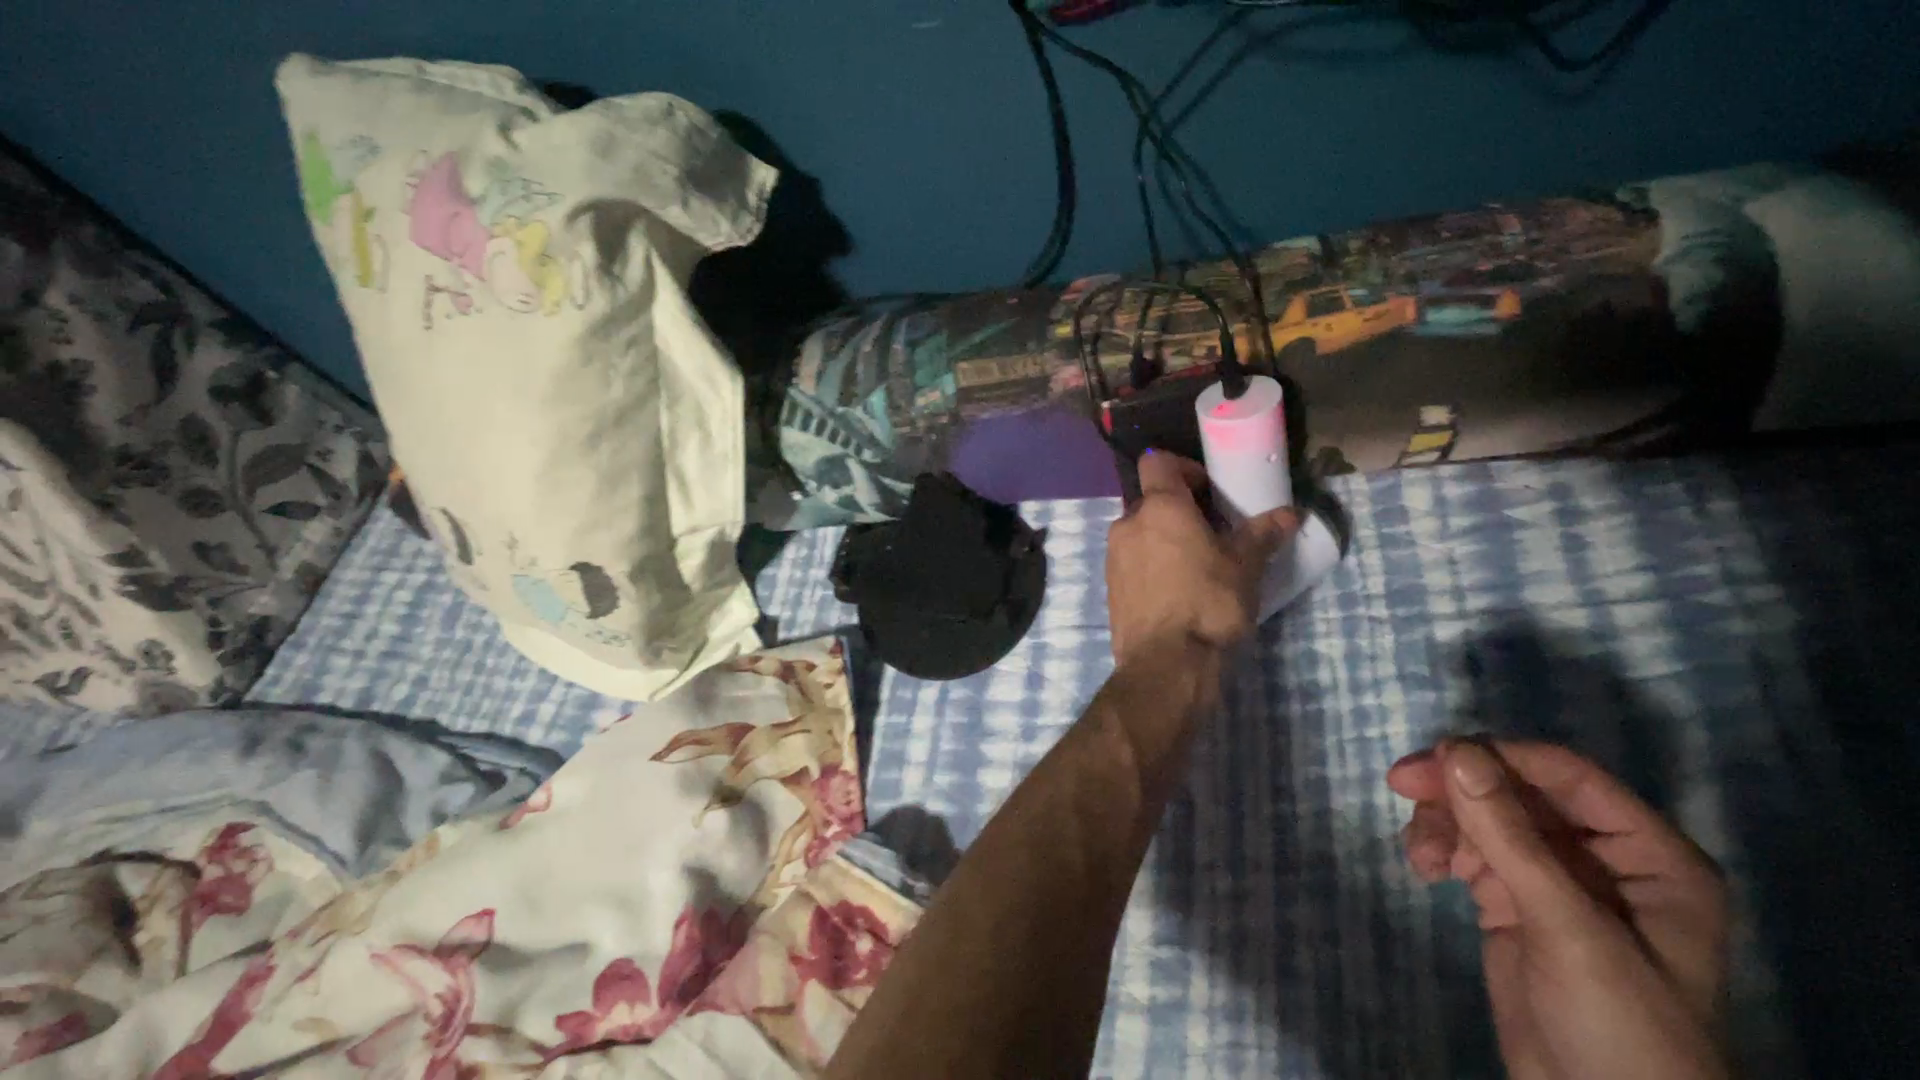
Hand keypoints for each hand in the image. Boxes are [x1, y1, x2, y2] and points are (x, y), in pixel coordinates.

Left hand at [1105, 451, 1297, 667]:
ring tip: (1197, 567)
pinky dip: (1151, 567)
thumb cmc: (1208, 603)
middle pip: (1150, 501)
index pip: (1157, 462)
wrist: (1166, 664)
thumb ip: (1263, 534)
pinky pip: (1132, 563)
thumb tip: (1291, 513)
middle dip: (1179, 512)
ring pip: (1140, 534)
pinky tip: (1177, 593)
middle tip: (1212, 534)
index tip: (1209, 492)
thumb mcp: (1245, 567)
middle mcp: (1127, 524)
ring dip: (1164, 541)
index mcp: (1159, 508)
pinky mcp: (1110, 589)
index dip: (1183, 468)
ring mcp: (1113, 558)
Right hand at [1389, 739, 1730, 1079]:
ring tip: (1420, 857)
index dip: (1499, 758)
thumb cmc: (1619, 1024)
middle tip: (1401, 785)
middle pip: (1520, 792)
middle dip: (1461, 790)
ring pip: (1488, 819)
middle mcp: (1605, 858)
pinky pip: (1474, 854)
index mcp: (1650, 854)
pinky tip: (1425, 869)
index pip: (1567, 777)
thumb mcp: (1566, 926)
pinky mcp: (1518, 907)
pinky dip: (1444, 851)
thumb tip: (1455, 750)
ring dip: (1446, 824)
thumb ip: (1510, 836)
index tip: (1432, 761)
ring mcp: (1559, 883)